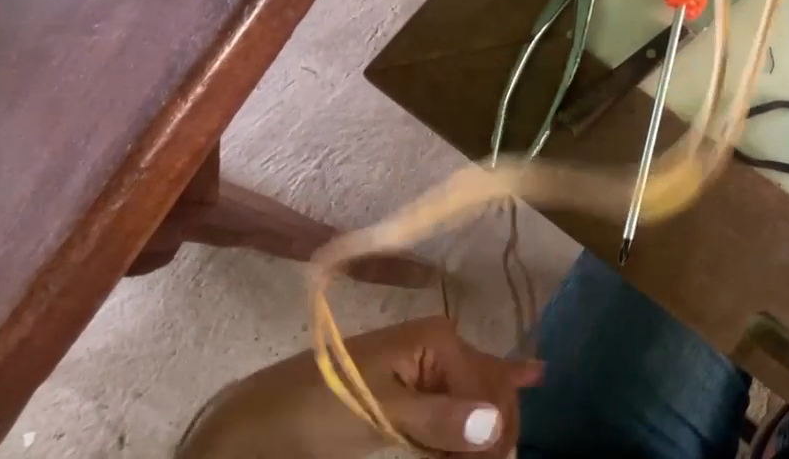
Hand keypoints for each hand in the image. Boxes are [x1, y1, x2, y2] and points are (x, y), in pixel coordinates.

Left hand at [180, 317, 541, 458]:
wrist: (255, 422)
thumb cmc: (317, 411)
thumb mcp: (377, 417)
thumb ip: (437, 422)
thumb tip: (493, 428)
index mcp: (440, 340)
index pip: (489, 389)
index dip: (496, 434)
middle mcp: (443, 346)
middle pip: (490, 391)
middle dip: (495, 430)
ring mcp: (429, 366)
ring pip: (479, 396)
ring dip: (490, 425)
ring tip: (502, 450)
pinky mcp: (415, 387)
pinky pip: (464, 391)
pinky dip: (491, 393)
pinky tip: (533, 375)